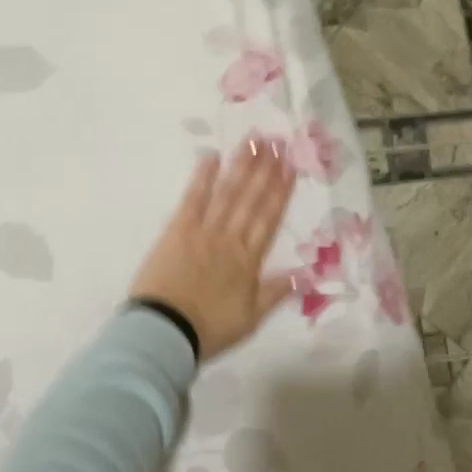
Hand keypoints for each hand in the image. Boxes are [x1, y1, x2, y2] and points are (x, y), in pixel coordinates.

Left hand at [129, 139, 297, 360]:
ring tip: (253, 141)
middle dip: (265, 170)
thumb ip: (275, 292)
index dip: (281, 192)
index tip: (291, 166)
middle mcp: (230, 239)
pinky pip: (192, 198)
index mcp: (249, 261)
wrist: (166, 330)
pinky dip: (202, 177)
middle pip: (251, 199)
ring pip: (227, 193)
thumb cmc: (208, 329)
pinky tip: (210, 157)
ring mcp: (203, 231)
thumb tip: (305, 273)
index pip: (269, 219)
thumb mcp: (250, 318)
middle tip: (276, 141)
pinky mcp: (176, 230)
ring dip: (241, 166)